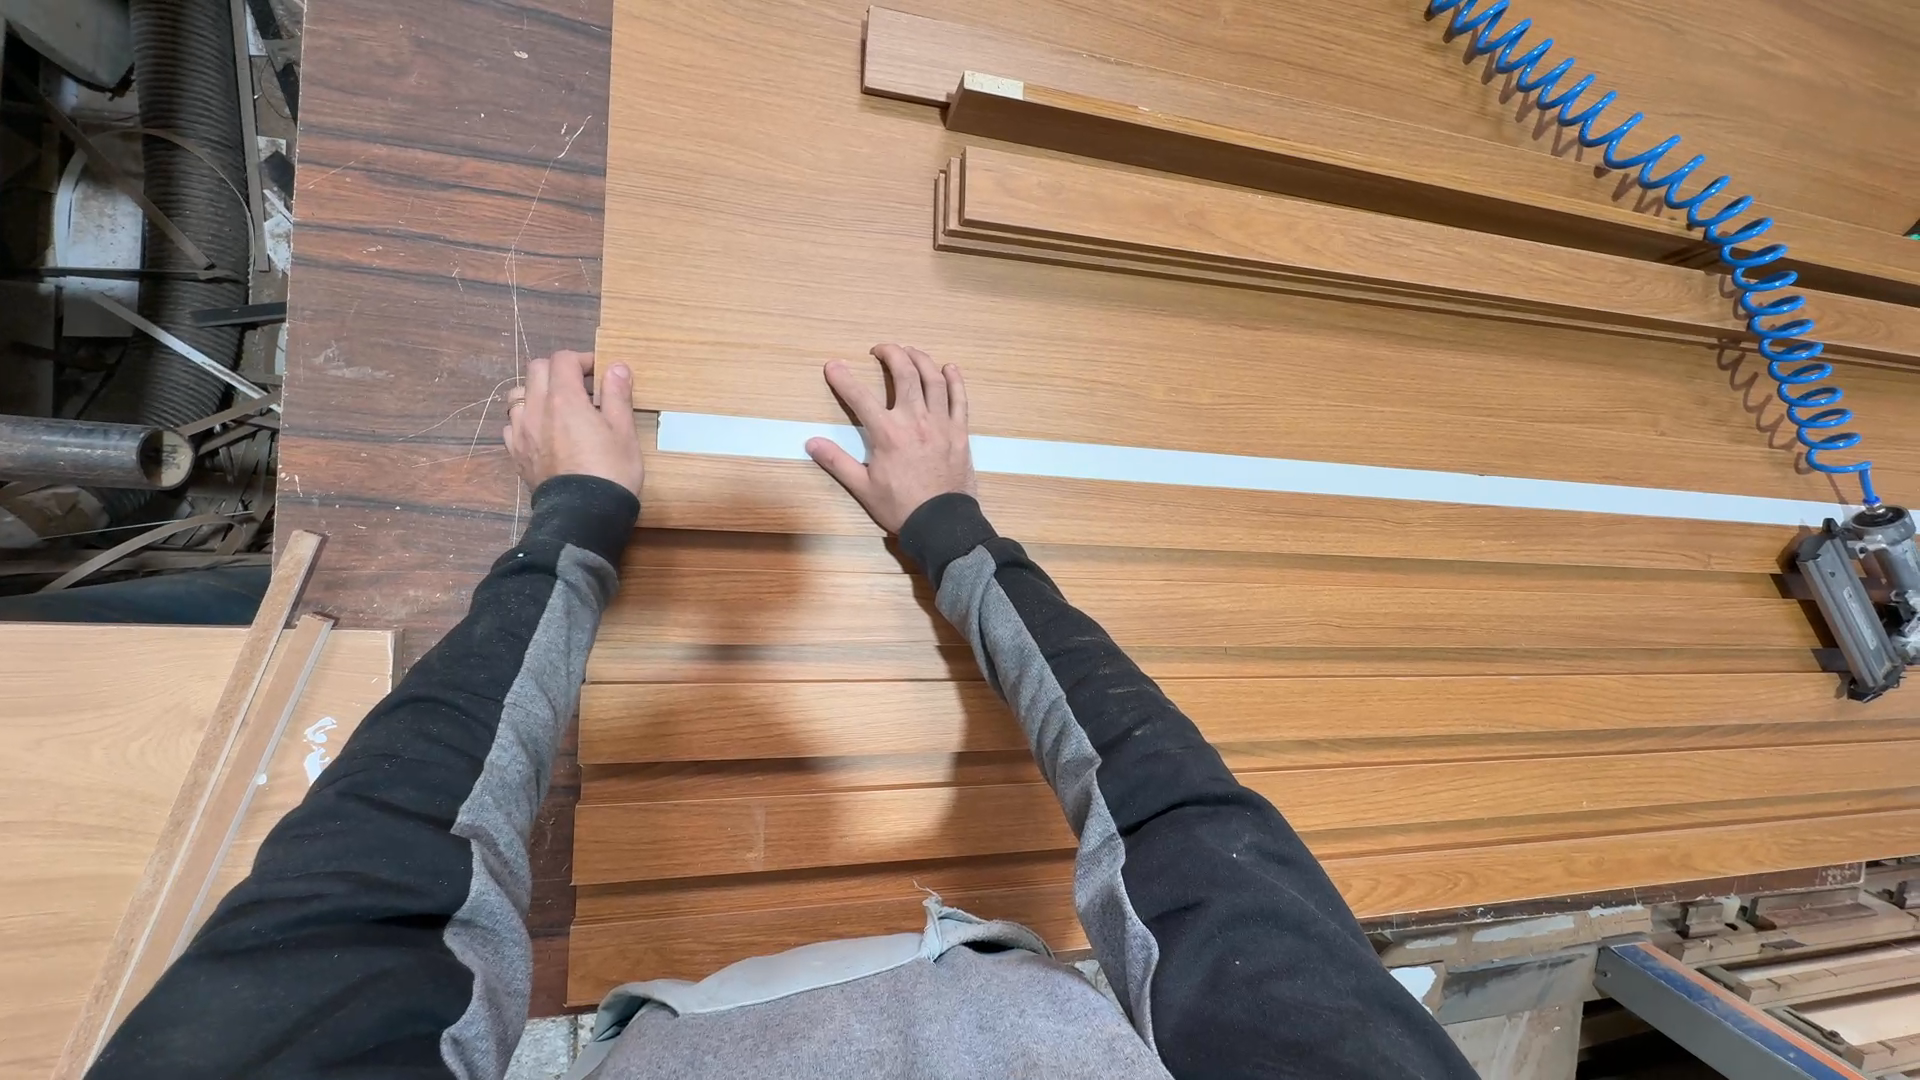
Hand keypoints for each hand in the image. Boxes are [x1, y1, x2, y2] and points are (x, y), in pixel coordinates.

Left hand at [503, 350, 643, 495]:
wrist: (585, 513)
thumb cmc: (612, 470)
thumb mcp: (624, 431)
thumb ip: (617, 395)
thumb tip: (617, 367)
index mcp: (565, 399)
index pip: (563, 360)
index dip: (583, 359)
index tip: (600, 372)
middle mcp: (536, 409)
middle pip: (537, 370)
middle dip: (559, 370)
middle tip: (583, 386)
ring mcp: (521, 431)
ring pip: (518, 395)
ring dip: (538, 392)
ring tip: (559, 408)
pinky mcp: (517, 453)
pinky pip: (512, 424)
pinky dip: (527, 419)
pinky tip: (544, 431)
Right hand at [806, 344, 977, 533]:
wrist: (941, 522)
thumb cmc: (901, 507)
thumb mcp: (862, 488)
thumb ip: (837, 462)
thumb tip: (811, 443)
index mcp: (887, 433)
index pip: (860, 397)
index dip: (843, 379)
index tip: (833, 366)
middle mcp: (915, 420)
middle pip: (904, 374)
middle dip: (891, 354)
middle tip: (880, 349)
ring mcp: (941, 424)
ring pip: (933, 380)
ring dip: (921, 360)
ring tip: (911, 352)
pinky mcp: (960, 432)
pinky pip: (960, 399)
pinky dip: (955, 380)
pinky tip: (950, 368)